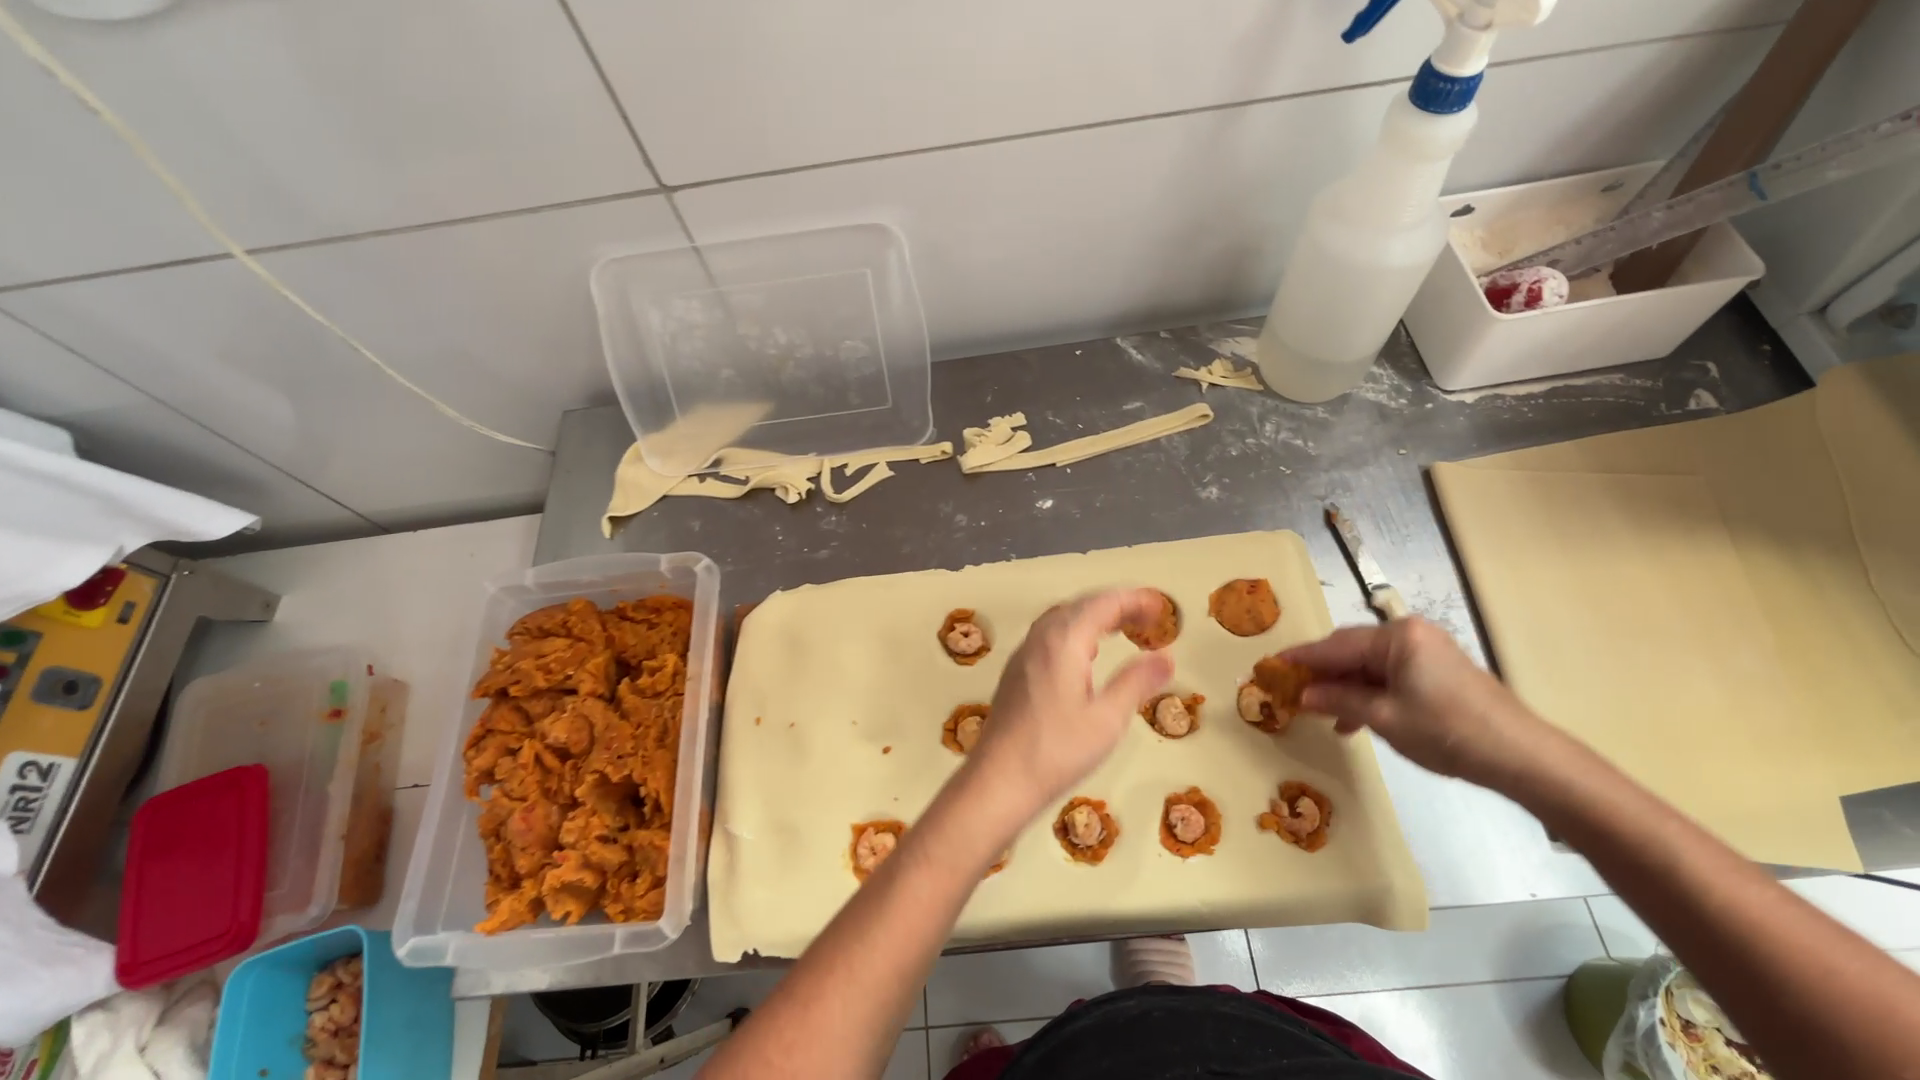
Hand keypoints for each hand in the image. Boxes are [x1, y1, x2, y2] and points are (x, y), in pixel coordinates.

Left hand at [968, 588, 1173, 812]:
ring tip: (1123, 631)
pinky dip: (1076, 633)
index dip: (1134, 600)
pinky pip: (1049, 636)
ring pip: (1062, 619)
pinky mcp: (1016, 674)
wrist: (997, 781)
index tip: (1162, 609)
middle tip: (1148, 619)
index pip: (1103, 603)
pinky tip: (1086, 656)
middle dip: (1116, 605)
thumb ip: (1136, 682)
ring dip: (1094, 617)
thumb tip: (1166, 657)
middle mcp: (1039, 639)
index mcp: (1063, 641)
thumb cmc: (1055, 751)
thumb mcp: (1107, 720)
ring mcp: (1023, 655)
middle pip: (1081, 606)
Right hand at [1283, 617, 1552, 785]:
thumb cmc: (1446, 731)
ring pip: (1369, 664)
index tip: (1268, 667)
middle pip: (1351, 649)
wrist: (1519, 754)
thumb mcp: (1383, 718)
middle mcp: (1410, 633)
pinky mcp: (1438, 669)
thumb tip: (1303, 694)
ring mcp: (1427, 650)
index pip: (1334, 645)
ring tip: (1322, 714)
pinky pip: (1389, 674)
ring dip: (1344, 687)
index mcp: (1396, 636)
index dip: (1299, 659)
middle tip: (1291, 694)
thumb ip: (1338, 700)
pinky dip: (1368, 692)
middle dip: (1321, 673)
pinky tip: (1355, 718)